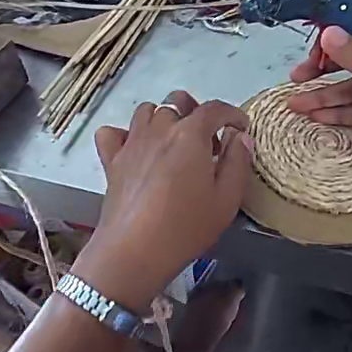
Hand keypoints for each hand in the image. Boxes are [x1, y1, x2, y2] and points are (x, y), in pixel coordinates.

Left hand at [75, 91, 251, 309]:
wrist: (134, 250)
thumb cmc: (186, 227)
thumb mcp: (226, 200)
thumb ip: (237, 163)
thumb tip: (240, 137)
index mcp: (190, 135)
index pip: (215, 109)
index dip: (232, 114)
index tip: (241, 128)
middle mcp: (159, 129)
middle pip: (177, 102)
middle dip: (196, 113)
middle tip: (207, 142)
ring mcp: (131, 142)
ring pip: (146, 111)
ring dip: (163, 120)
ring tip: (173, 144)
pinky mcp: (111, 160)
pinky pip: (112, 133)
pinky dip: (124, 135)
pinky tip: (135, 150)